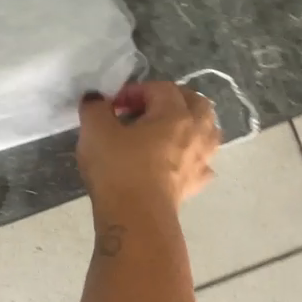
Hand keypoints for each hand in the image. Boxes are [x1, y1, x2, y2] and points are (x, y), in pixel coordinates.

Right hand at [77, 82, 219, 209]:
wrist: (135, 213)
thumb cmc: (116, 167)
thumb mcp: (95, 131)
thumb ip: (95, 109)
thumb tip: (96, 99)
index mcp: (174, 114)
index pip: (161, 88)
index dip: (136, 90)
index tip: (112, 105)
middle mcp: (197, 131)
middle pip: (195, 103)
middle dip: (171, 100)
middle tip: (143, 111)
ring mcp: (202, 158)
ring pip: (206, 130)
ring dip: (187, 125)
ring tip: (162, 134)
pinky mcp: (197, 181)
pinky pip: (201, 161)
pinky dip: (190, 156)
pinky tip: (174, 163)